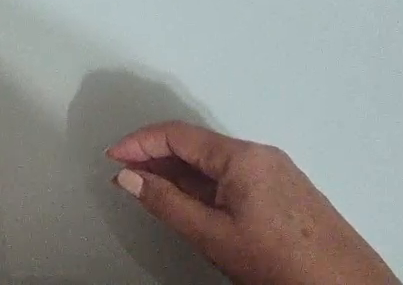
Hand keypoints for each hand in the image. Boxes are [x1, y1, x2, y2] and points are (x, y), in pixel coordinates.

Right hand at [107, 121, 398, 284]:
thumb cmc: (287, 268)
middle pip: (195, 145)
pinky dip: (205, 185)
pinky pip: (234, 177)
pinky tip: (192, 203)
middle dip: (157, 158)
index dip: (139, 143)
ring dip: (180, 173)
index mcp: (243, 156)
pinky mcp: (289, 194)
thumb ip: (166, 203)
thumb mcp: (215, 237)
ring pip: (214, 163)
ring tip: (152, 190)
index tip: (113, 157)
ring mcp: (279, 173)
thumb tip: (128, 178)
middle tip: (126, 175)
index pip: (176, 135)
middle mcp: (261, 155)